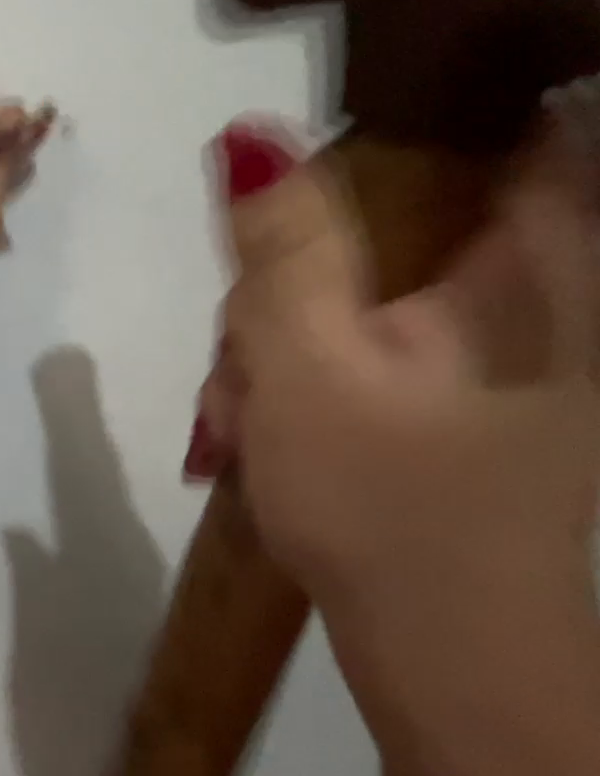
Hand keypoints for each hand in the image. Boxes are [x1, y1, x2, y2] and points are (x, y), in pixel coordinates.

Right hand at [195, 117, 599, 654]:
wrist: (436, 642)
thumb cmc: (379, 498)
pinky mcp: (451, 392)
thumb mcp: (304, 362)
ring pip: (355, 290)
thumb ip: (280, 248)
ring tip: (246, 411)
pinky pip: (355, 343)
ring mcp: (488, 350)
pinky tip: (265, 426)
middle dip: (288, 279)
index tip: (290, 200)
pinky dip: (296, 375)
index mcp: (531, 268)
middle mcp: (528, 295)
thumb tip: (249, 133)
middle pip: (386, 225)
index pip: (484, 136)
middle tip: (245, 352)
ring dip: (275, 338)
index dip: (377, 144)